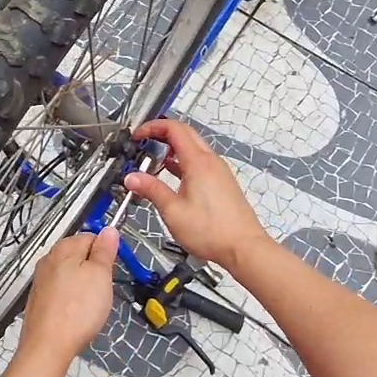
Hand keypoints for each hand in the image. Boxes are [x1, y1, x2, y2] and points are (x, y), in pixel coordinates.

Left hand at [18, 229, 120, 365]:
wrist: (48, 347)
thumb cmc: (78, 309)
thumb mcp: (101, 275)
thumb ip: (105, 250)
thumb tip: (109, 229)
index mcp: (64, 247)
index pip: (91, 236)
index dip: (106, 253)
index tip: (111, 272)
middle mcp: (48, 259)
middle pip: (79, 256)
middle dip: (94, 271)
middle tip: (102, 291)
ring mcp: (41, 280)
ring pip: (70, 275)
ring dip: (83, 286)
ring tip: (90, 306)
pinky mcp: (38, 300)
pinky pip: (61, 292)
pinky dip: (71, 300)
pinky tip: (76, 315)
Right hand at [124, 119, 272, 271]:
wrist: (244, 248)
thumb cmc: (212, 231)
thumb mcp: (173, 211)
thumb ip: (151, 190)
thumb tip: (133, 178)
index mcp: (198, 162)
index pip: (174, 129)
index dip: (153, 127)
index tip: (139, 135)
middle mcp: (211, 162)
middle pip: (185, 133)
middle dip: (162, 133)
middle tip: (145, 142)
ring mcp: (219, 171)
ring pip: (194, 147)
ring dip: (174, 148)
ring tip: (155, 161)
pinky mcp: (223, 183)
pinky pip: (201, 162)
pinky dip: (185, 161)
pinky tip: (175, 177)